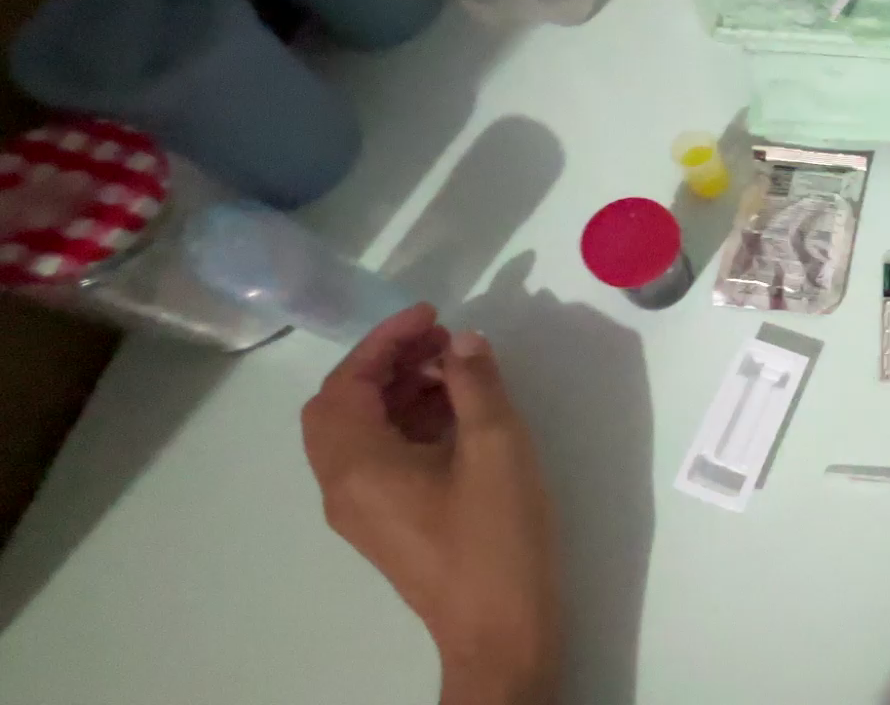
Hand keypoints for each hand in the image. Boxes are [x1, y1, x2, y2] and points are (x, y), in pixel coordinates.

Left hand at [302, 304, 560, 704]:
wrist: (501, 623)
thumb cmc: (497, 531)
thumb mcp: (497, 445)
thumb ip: (476, 384)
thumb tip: (462, 339)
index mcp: (359, 467)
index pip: (347, 386)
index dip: (384, 341)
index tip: (433, 312)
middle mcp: (345, 486)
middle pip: (341, 408)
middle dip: (387, 362)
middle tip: (443, 338)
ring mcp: (365, 508)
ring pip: (362, 430)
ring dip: (401, 389)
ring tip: (458, 367)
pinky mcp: (391, 520)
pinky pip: (383, 454)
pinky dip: (411, 419)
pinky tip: (461, 411)